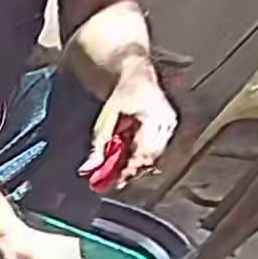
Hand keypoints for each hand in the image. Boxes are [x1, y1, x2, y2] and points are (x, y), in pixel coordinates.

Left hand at [80, 66, 176, 187]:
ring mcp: (169, 125)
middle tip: (115, 181)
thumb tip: (88, 169)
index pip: (147, 150)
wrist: (137, 77)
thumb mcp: (105, 120)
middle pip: (152, 157)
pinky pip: (154, 152)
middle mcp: (167, 121)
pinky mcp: (166, 130)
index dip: (131, 167)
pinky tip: (126, 166)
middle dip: (133, 171)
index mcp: (155, 116)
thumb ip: (98, 144)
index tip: (116, 179)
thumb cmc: (121, 96)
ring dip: (136, 168)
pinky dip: (139, 160)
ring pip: (155, 157)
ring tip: (119, 175)